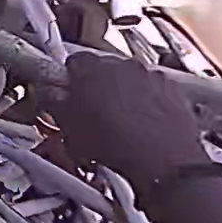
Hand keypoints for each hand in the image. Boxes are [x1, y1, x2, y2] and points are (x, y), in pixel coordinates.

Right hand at [50, 52, 211, 192]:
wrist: (163, 160)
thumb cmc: (116, 144)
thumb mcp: (69, 129)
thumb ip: (55, 103)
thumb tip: (50, 94)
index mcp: (91, 69)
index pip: (73, 61)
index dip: (68, 79)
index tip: (66, 93)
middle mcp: (122, 65)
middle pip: (102, 68)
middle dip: (95, 86)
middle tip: (89, 112)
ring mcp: (149, 75)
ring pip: (128, 78)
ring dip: (121, 93)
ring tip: (117, 122)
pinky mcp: (171, 89)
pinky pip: (152, 90)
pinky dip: (146, 101)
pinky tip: (140, 124)